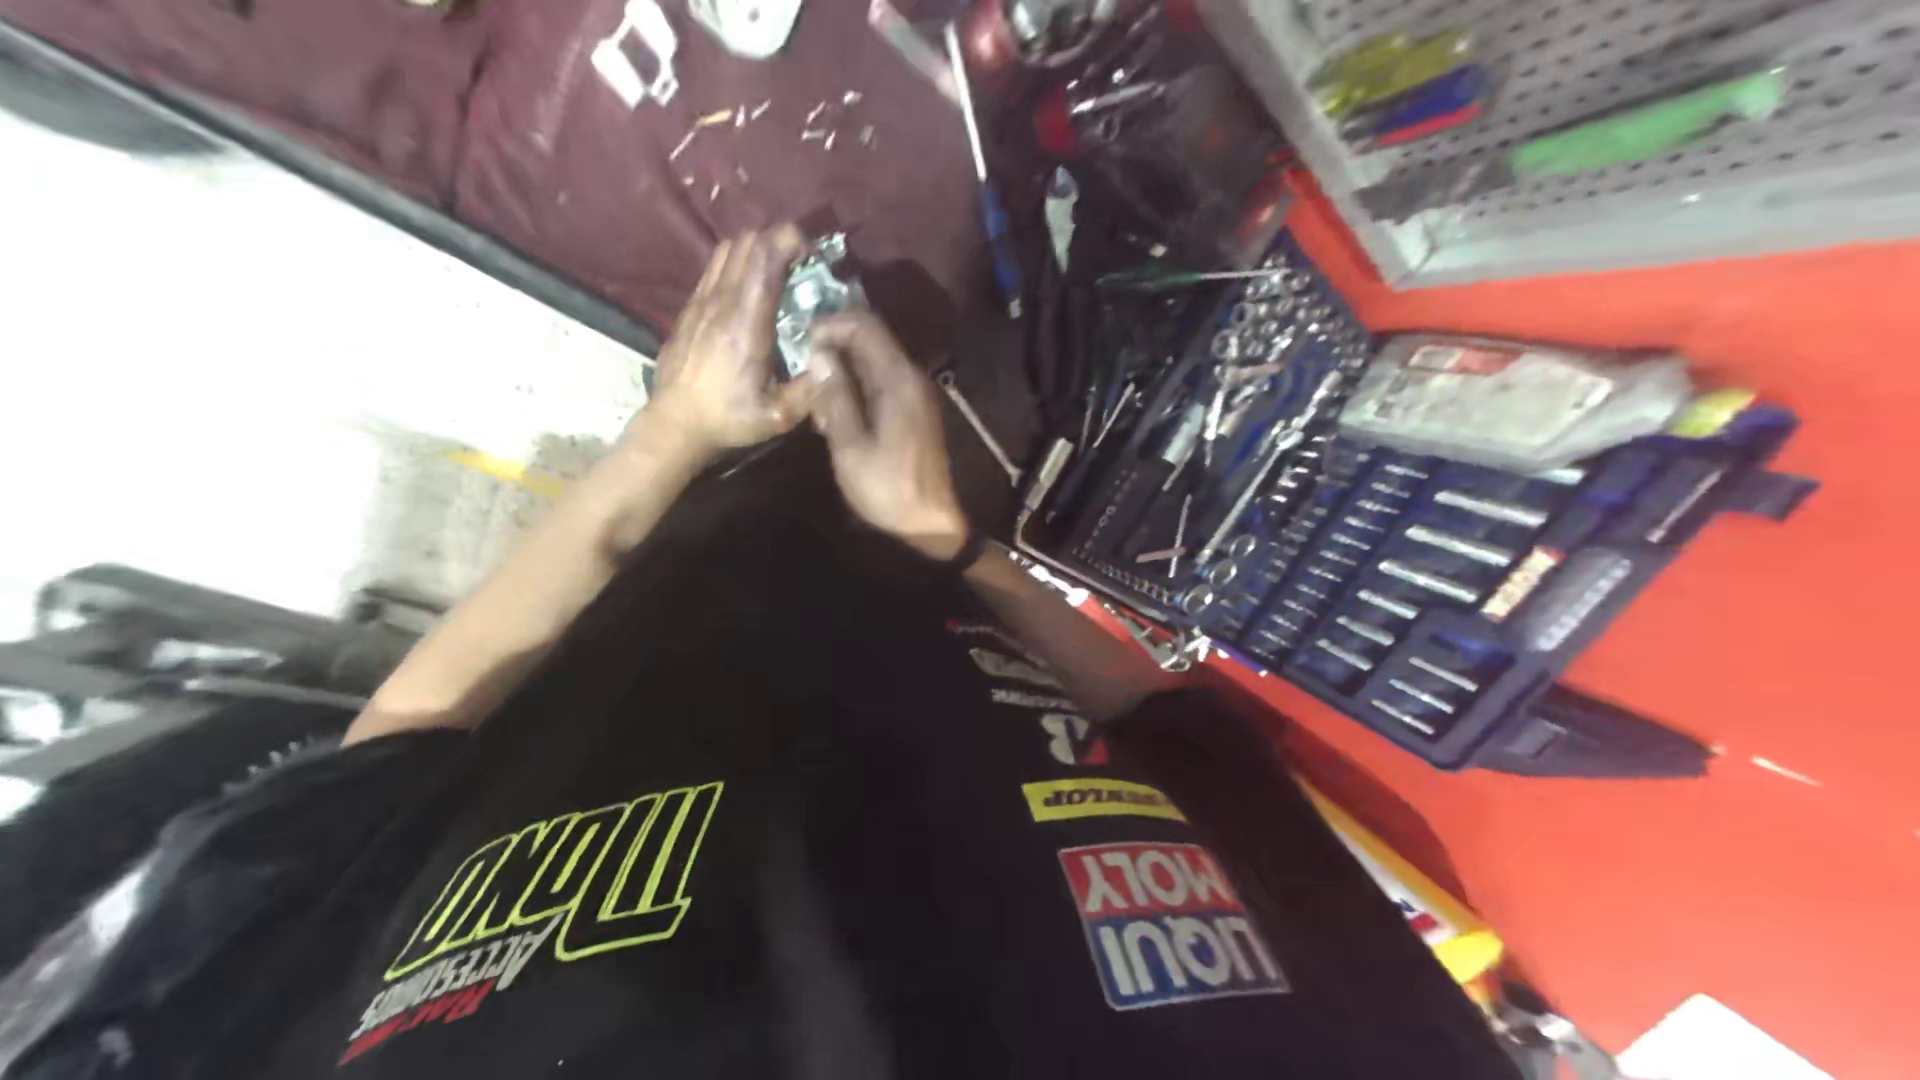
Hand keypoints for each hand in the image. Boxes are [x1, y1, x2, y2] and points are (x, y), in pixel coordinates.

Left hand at [639, 225, 815, 462]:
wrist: (676, 424)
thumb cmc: (730, 419)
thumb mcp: (780, 415)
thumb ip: (812, 387)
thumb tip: (834, 358)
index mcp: (746, 324)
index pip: (765, 258)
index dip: (790, 240)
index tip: (812, 252)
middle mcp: (721, 302)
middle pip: (747, 242)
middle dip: (777, 241)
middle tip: (800, 263)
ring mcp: (701, 302)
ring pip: (728, 250)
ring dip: (756, 251)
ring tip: (778, 273)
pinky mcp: (689, 308)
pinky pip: (715, 269)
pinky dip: (737, 266)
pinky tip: (751, 292)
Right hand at [807, 313, 969, 559]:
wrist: (931, 523)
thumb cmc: (888, 488)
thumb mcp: (851, 446)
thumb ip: (835, 396)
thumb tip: (818, 354)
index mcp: (898, 380)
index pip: (866, 327)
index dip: (831, 325)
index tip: (800, 341)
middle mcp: (911, 379)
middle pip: (870, 343)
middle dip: (833, 350)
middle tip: (801, 374)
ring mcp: (914, 396)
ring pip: (873, 366)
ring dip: (842, 374)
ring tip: (814, 400)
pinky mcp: (912, 414)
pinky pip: (880, 387)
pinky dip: (856, 391)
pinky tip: (834, 416)